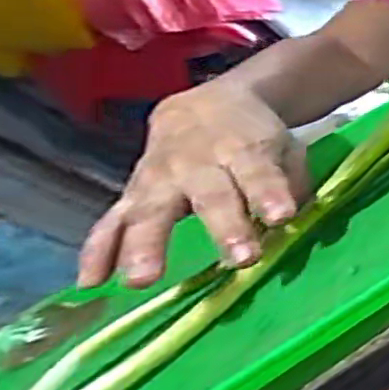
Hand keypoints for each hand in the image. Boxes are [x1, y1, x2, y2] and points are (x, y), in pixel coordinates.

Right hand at [78, 83, 308, 287]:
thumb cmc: (255, 137)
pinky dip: (98, 252)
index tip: (282, 217)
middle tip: (243, 259)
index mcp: (246, 150)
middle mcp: (199, 165)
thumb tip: (296, 220)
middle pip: (212, 198)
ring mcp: (159, 180)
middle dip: (227, 229)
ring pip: (150, 213)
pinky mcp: (131, 193)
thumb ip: (292, 181)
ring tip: (142, 281)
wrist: (203, 107)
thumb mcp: (286, 148)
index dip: (270, 195)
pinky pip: (109, 223)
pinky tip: (92, 282)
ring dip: (144, 248)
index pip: (259, 174)